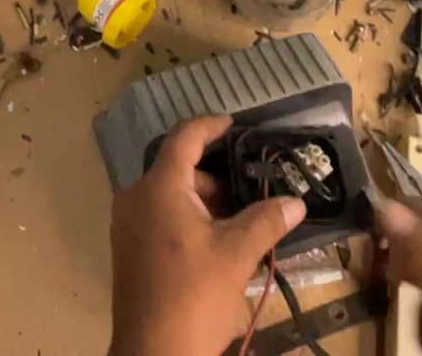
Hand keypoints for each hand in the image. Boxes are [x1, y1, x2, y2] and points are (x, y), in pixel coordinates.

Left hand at [109, 115, 304, 355]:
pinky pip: (158, 215)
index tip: (234, 124)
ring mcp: (127, 223)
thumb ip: (265, 221)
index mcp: (159, 187)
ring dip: (202, 201)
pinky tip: (214, 244)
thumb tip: (294, 201)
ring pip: (169, 194)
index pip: (184, 138)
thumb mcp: (236, 255)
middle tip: (248, 194)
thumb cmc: (194, 297)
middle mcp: (136, 196)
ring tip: (238, 225)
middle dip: (214, 177)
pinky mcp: (128, 247)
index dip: (210, 126)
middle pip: (178, 168)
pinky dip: (186, 218)